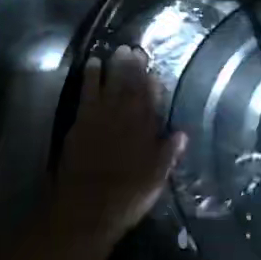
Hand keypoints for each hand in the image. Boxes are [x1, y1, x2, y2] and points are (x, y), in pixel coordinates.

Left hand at [51, 47, 186, 247]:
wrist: (84, 210)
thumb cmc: (126, 198)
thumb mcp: (156, 179)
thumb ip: (168, 154)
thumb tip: (181, 133)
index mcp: (144, 131)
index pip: (151, 100)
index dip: (152, 83)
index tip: (153, 69)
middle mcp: (123, 119)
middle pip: (129, 87)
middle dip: (133, 68)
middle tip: (135, 49)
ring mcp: (99, 119)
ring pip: (108, 85)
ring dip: (112, 68)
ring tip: (116, 51)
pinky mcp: (79, 124)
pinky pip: (86, 94)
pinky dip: (89, 79)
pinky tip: (91, 67)